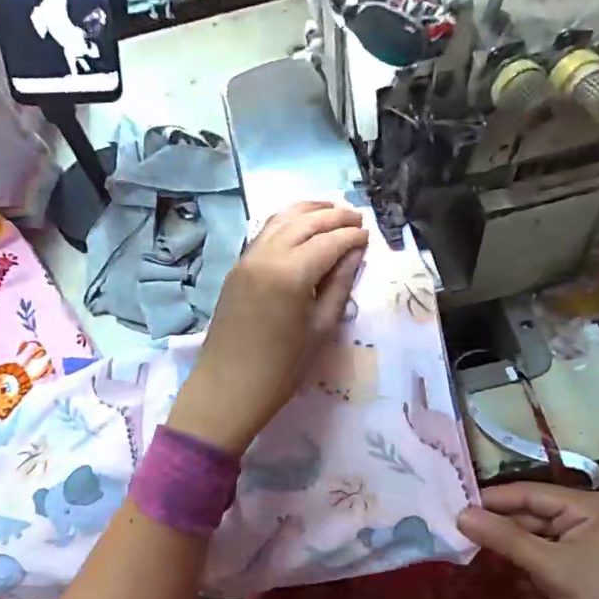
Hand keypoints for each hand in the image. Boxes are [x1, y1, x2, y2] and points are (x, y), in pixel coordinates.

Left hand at [167, 202, 368, 453]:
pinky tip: (301, 228)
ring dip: (308, 212)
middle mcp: (267, 255)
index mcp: (291, 272)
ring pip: (281, 220)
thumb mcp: (321, 328)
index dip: (352, 236)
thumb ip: (339, 285)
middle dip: (334, 217)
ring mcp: (247, 259)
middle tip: (357, 217)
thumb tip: (354, 253)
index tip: (370, 234)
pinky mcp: (237, 268)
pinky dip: (287, 223)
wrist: (228, 387)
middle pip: (305, 222)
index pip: (330, 241)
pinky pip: (265, 234)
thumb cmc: (282, 367)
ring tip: (332, 211)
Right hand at [457, 483, 598, 598]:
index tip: (451, 505)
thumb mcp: (552, 568)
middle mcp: (591, 513)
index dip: (491, 499)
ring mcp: (590, 539)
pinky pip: (548, 549)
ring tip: (466, 541)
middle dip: (497, 520)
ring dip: (508, 539)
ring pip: (538, 531)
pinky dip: (525, 554)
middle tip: (452, 526)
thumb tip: (460, 515)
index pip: (529, 492)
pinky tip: (498, 558)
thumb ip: (506, 539)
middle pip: (533, 510)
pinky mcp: (587, 562)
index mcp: (590, 504)